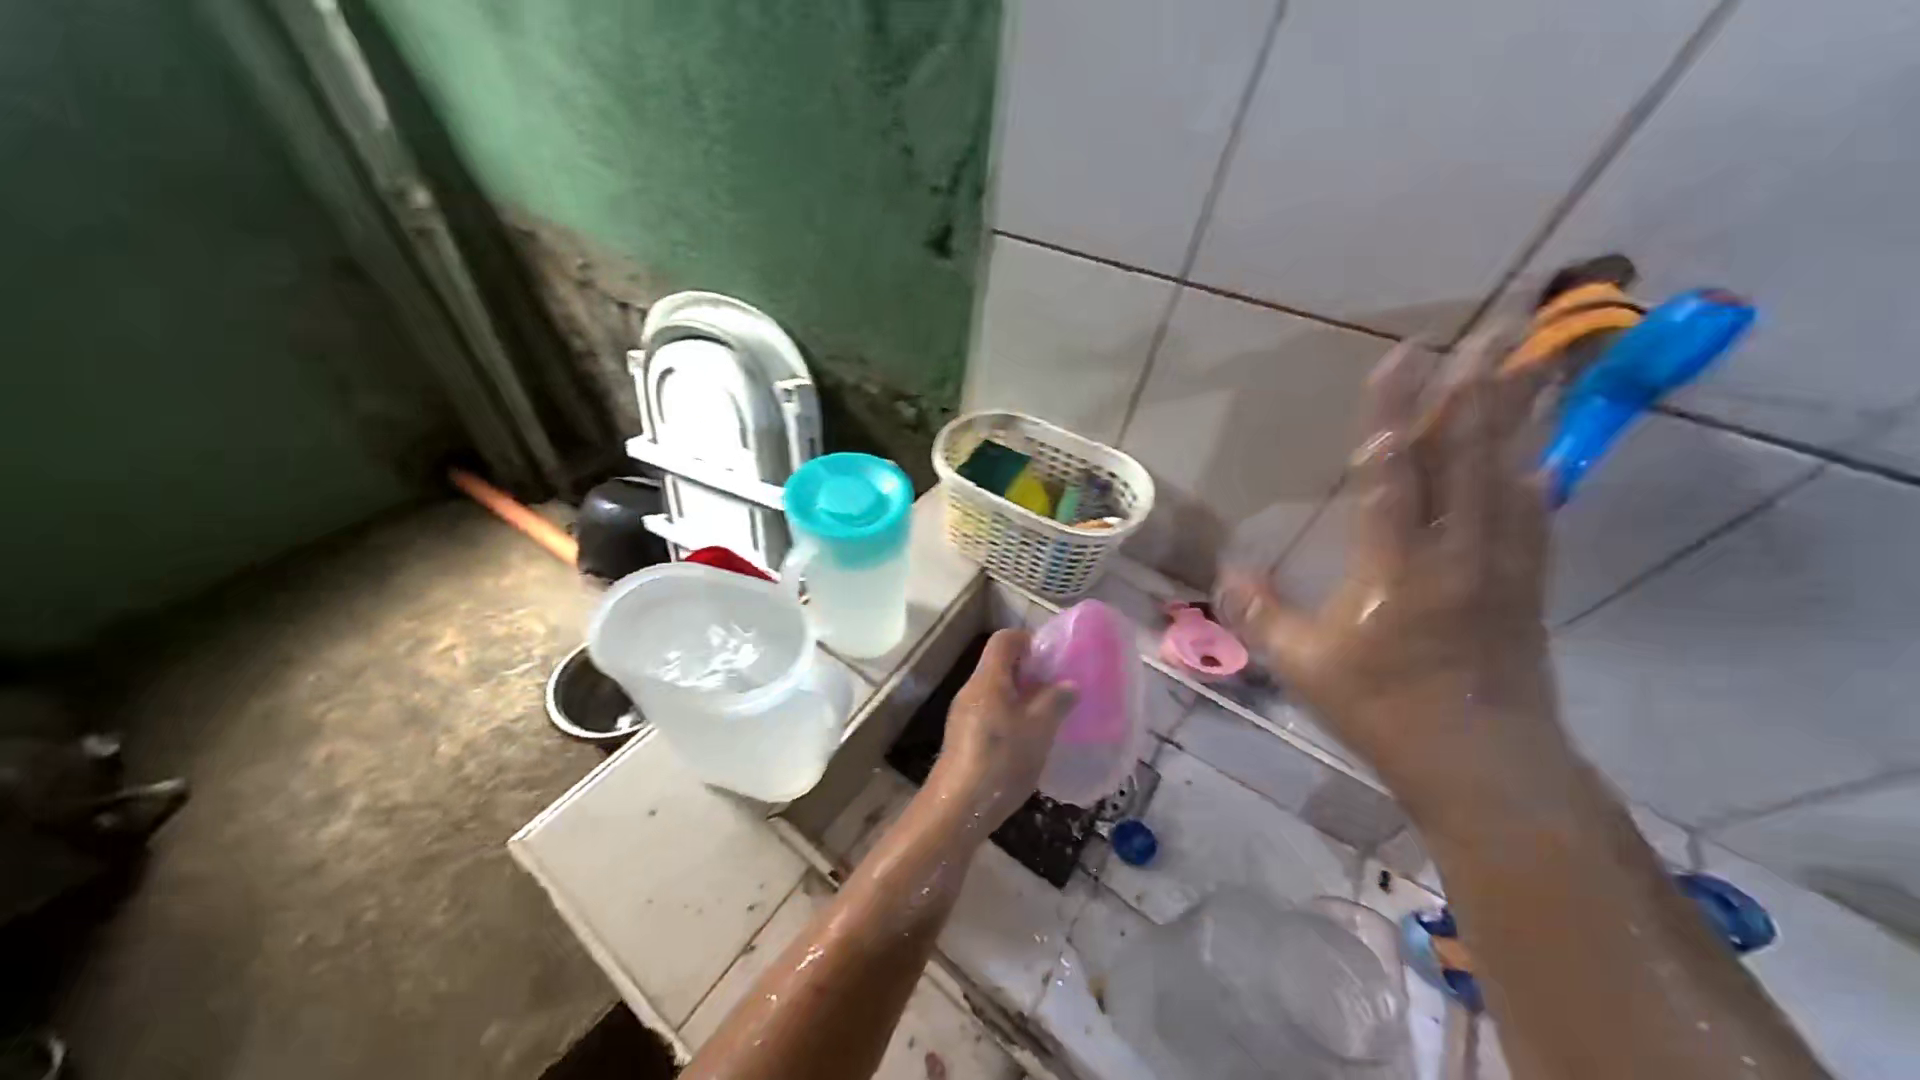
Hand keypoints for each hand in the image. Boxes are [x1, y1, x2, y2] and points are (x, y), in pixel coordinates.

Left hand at [929, 629, 1075, 828]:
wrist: (957, 809)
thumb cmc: (1001, 761)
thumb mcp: (1039, 729)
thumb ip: (1056, 701)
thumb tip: (1068, 685)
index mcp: (987, 679)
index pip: (1004, 639)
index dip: (1029, 640)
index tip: (1053, 658)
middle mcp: (971, 690)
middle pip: (1000, 665)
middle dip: (1031, 672)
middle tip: (1060, 689)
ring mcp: (963, 714)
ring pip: (997, 691)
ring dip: (1023, 697)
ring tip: (1050, 716)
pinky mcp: (963, 738)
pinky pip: (991, 713)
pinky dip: (1012, 716)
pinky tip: (1029, 741)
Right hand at [1217, 334, 1576, 821]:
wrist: (1483, 765)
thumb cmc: (1382, 710)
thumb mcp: (1302, 665)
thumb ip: (1260, 612)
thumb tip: (1224, 571)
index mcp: (1395, 567)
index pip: (1392, 473)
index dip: (1394, 411)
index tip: (1402, 355)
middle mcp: (1455, 552)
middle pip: (1468, 457)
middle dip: (1475, 389)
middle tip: (1492, 329)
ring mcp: (1501, 565)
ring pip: (1512, 473)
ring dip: (1518, 414)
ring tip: (1532, 361)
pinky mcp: (1528, 583)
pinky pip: (1535, 511)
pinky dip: (1537, 468)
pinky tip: (1542, 445)